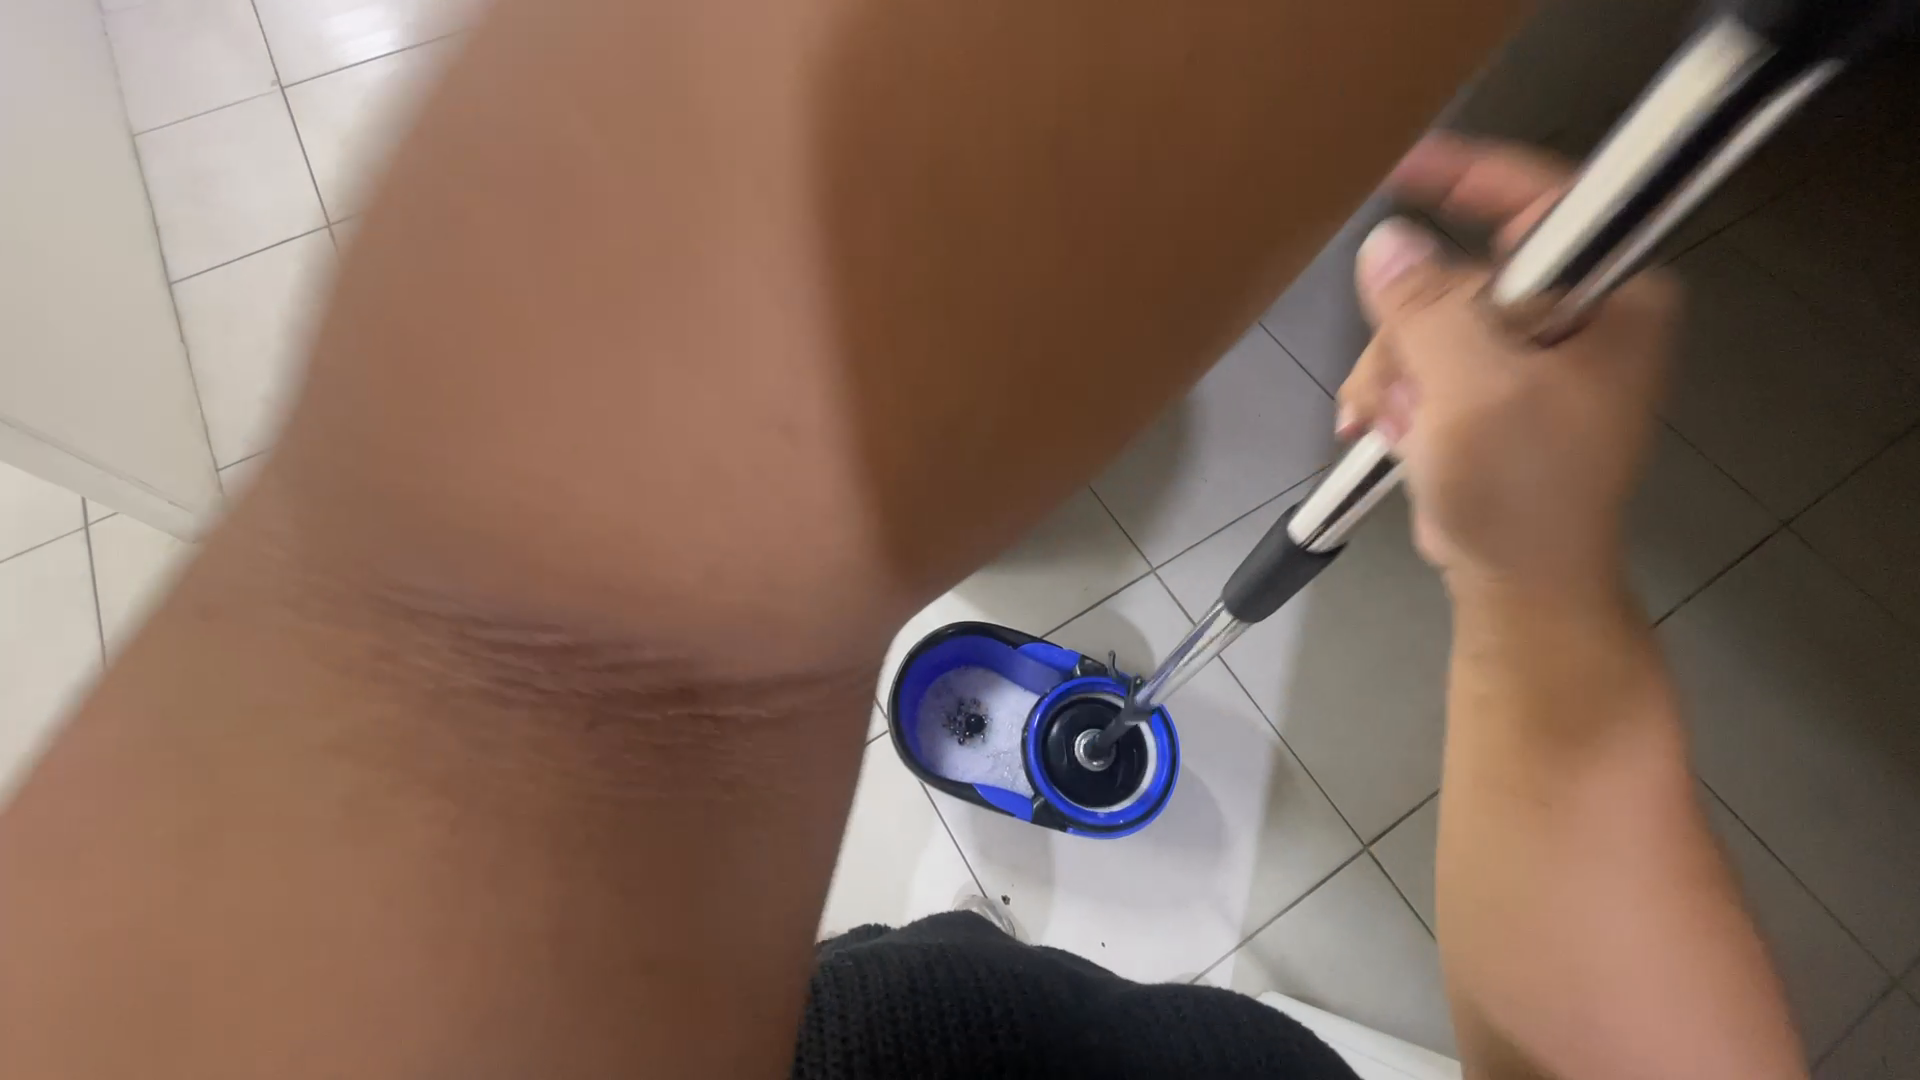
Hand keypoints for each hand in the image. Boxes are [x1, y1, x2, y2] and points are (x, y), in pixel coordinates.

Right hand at [1336, 136, 1678, 599]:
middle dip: (1404, 339)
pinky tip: (1383, 432)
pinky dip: (1389, 395)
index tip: (1404, 168)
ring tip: (1388, 429)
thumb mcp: (1472, 393)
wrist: (1515, 575)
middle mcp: (1571, 317)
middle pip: (1454, 283)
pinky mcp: (1490, 390)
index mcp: (1605, 300)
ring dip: (1388, 377)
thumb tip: (1383, 244)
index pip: (1541, 207)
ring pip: (1422, 328)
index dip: (1472, 181)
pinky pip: (1417, 364)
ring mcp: (1527, 356)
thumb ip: (1428, 312)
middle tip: (1392, 396)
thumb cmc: (1517, 488)